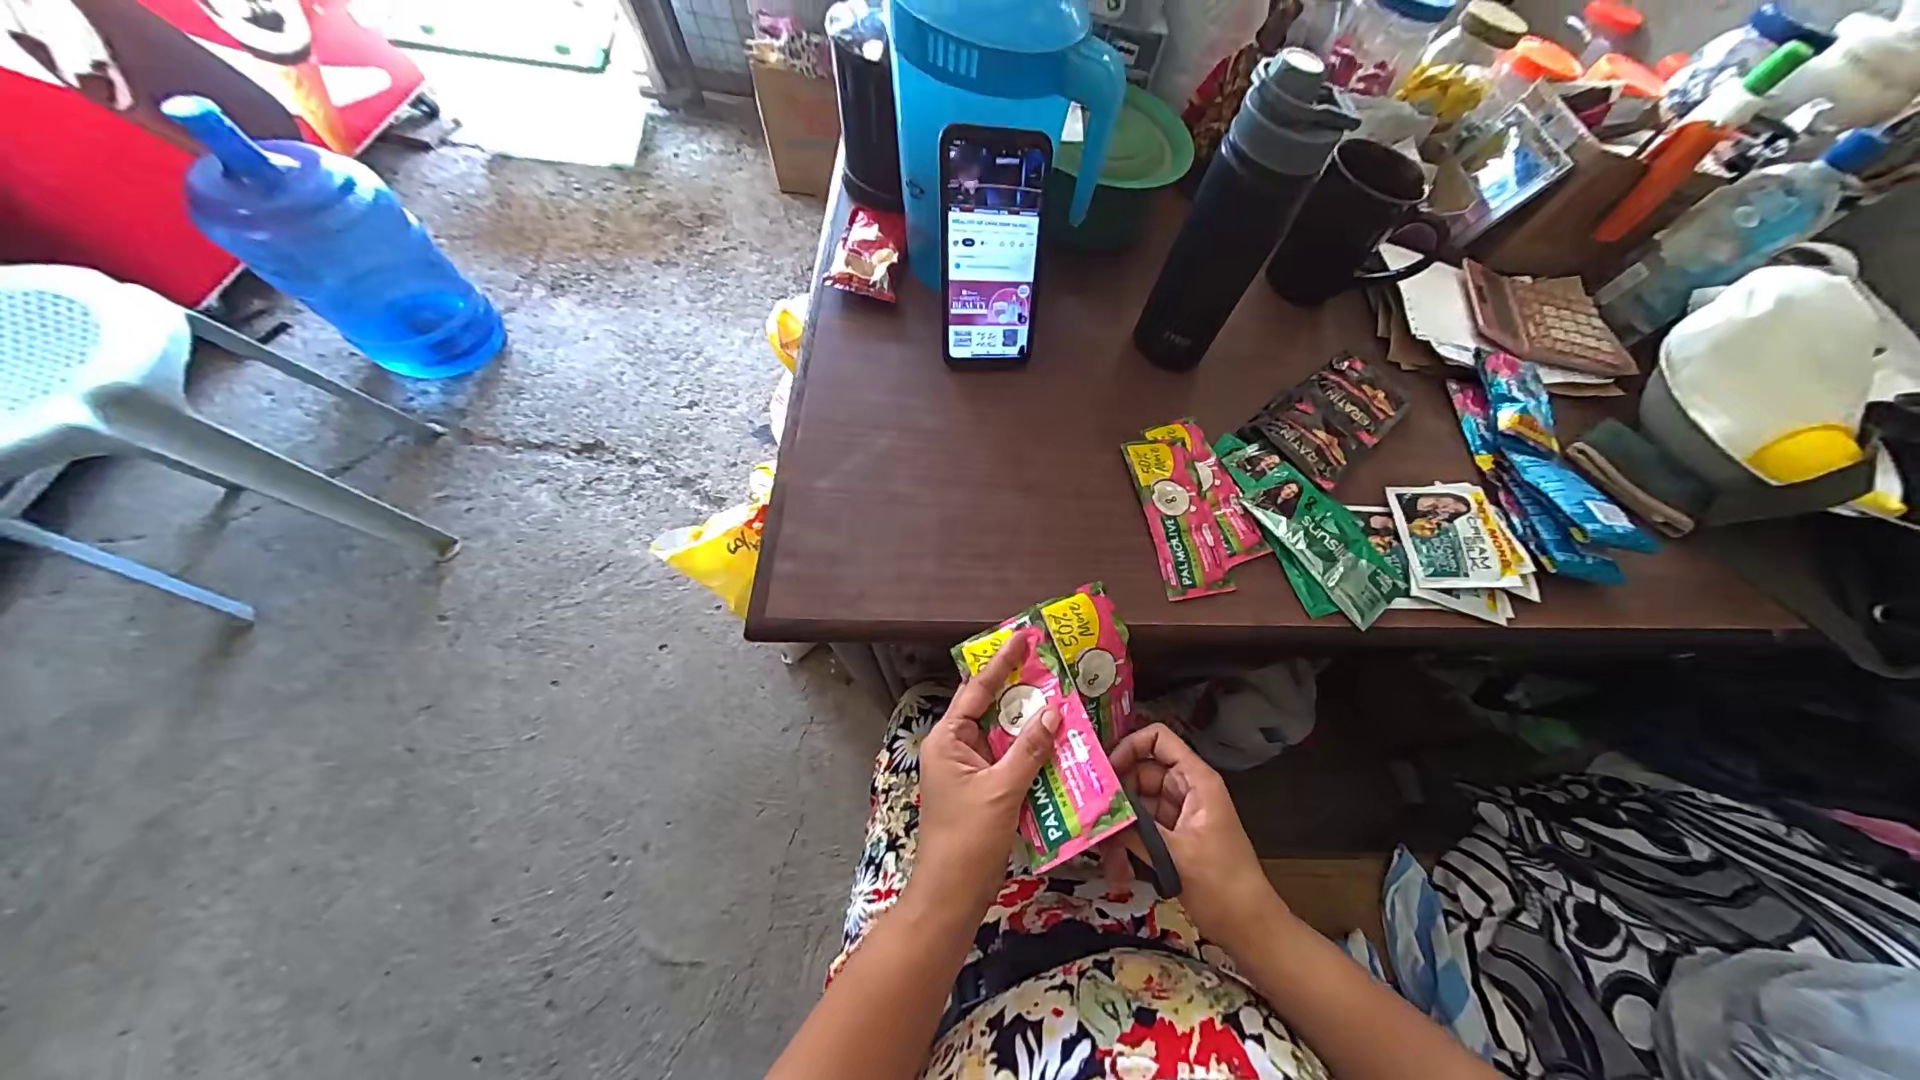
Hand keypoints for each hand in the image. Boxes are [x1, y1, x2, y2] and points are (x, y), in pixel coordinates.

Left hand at [909, 631, 1060, 923]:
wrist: (953, 895)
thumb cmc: (969, 839)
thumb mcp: (1001, 790)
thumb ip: (1029, 749)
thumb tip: (1055, 711)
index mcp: (948, 739)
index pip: (977, 690)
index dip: (1002, 663)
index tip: (1023, 637)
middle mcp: (956, 747)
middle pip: (991, 709)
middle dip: (1020, 690)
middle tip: (1050, 666)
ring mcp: (969, 768)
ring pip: (1003, 735)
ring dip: (1029, 722)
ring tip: (1061, 698)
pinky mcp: (983, 788)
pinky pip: (1009, 759)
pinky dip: (1030, 750)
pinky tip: (1056, 743)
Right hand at [1101, 724, 1284, 950]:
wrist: (1250, 929)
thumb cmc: (1222, 885)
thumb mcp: (1175, 854)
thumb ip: (1133, 828)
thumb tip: (1093, 811)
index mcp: (1195, 780)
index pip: (1158, 739)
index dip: (1129, 747)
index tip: (1105, 773)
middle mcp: (1185, 789)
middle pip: (1139, 771)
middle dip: (1116, 794)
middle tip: (1091, 815)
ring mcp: (1177, 813)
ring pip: (1136, 802)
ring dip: (1119, 825)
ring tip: (1105, 854)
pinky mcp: (1172, 836)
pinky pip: (1141, 826)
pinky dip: (1127, 842)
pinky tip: (1116, 867)